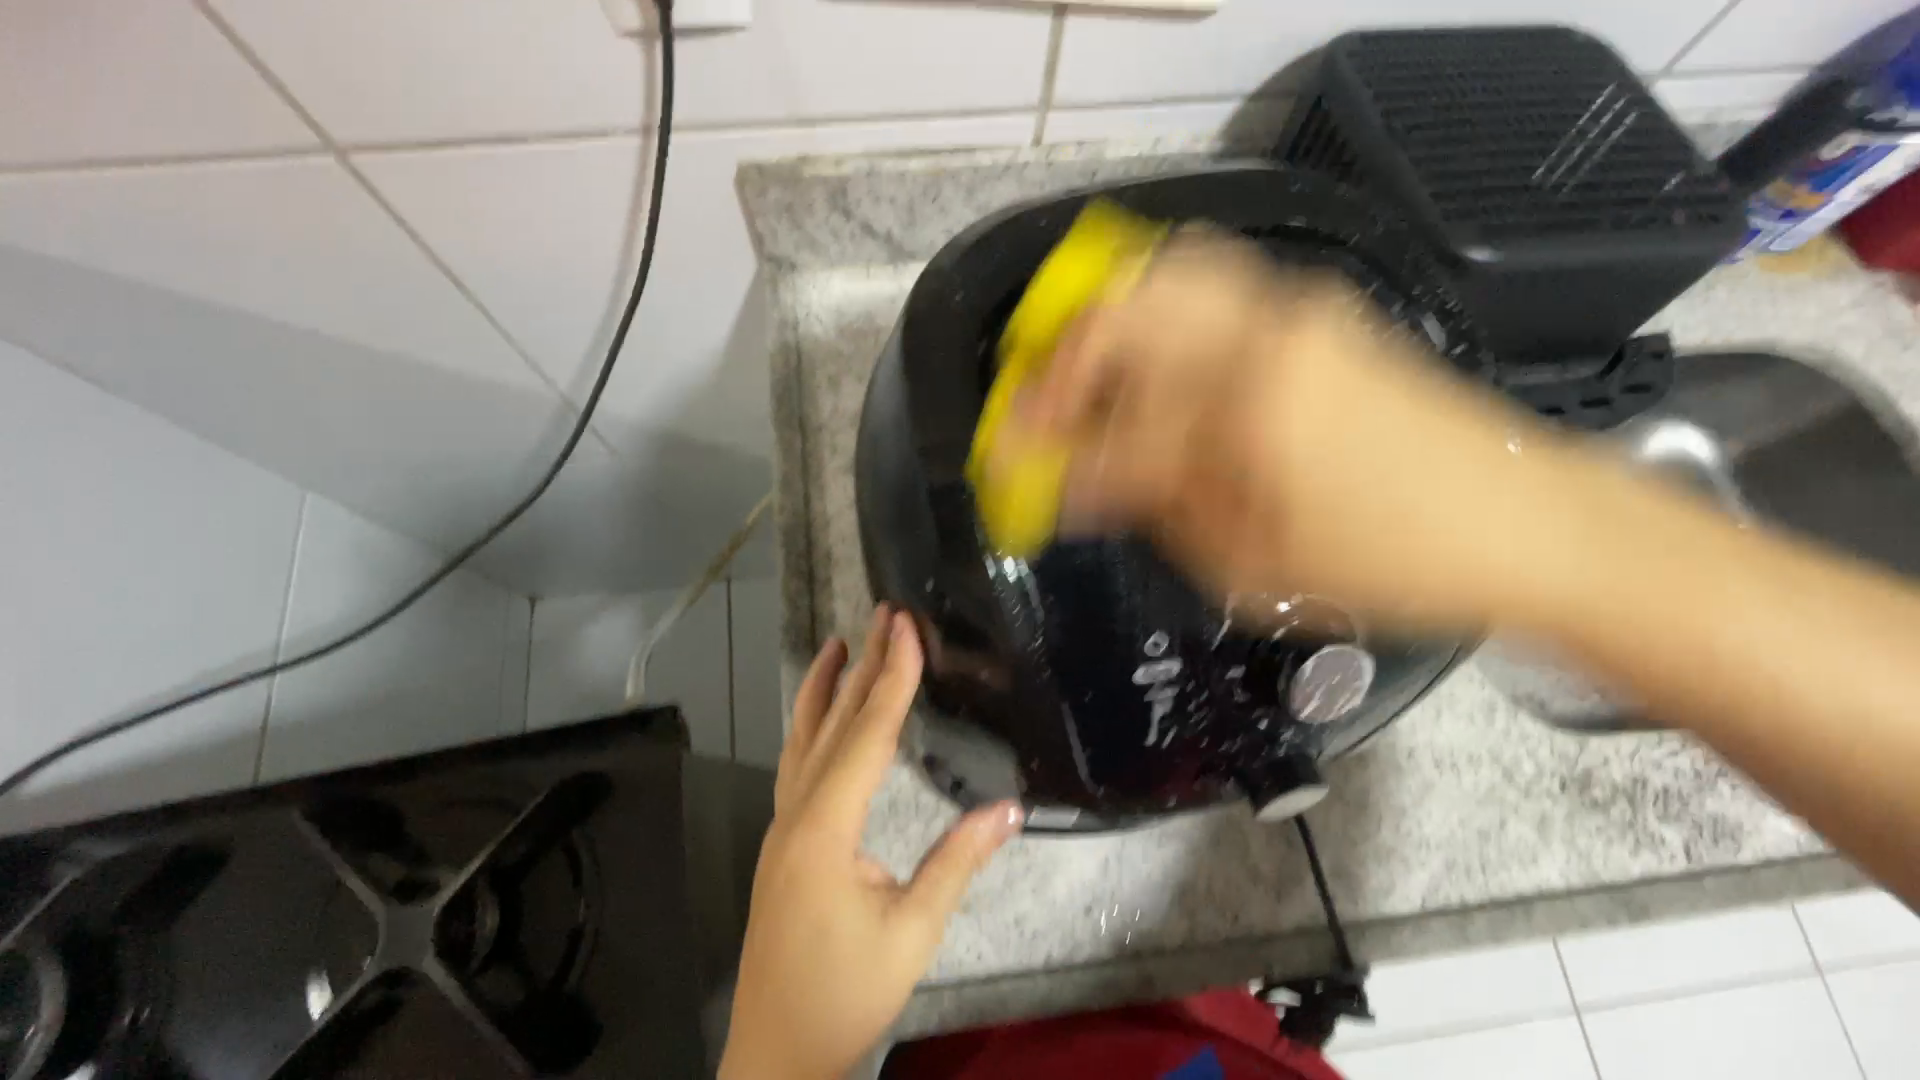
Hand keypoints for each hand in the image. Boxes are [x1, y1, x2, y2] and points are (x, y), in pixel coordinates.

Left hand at [720, 607, 1023, 1079]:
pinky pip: (796, 767)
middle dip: (862, 667)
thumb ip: (956, 863)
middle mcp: (795, 816)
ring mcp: (781, 829)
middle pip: (832, 727)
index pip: (866, 736)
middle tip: (883, 614)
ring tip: (840, 645)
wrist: (775, 1053)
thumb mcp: (912, 932)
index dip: (892, 679)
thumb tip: (1010, 809)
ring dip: (825, 691)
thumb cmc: (845, 994)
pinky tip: (824, 723)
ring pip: (802, 742)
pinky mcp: (781, 845)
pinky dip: (812, 729)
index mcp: (824, 829)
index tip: (906, 628)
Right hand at [1012, 228, 1570, 629]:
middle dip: (1057, 357)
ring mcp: (1294, 311)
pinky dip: (1155, 321)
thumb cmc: (1392, 564)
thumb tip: (1081, 483)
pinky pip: (1207, 292)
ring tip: (1084, 383)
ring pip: (1163, 277)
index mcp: (1247, 412)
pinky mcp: (1316, 310)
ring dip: (1105, 325)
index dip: (1046, 453)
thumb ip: (1157, 507)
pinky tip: (1151, 375)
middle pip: (1122, 307)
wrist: (1526, 518)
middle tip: (1033, 408)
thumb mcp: (1255, 566)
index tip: (1004, 470)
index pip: (1111, 428)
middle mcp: (1264, 337)